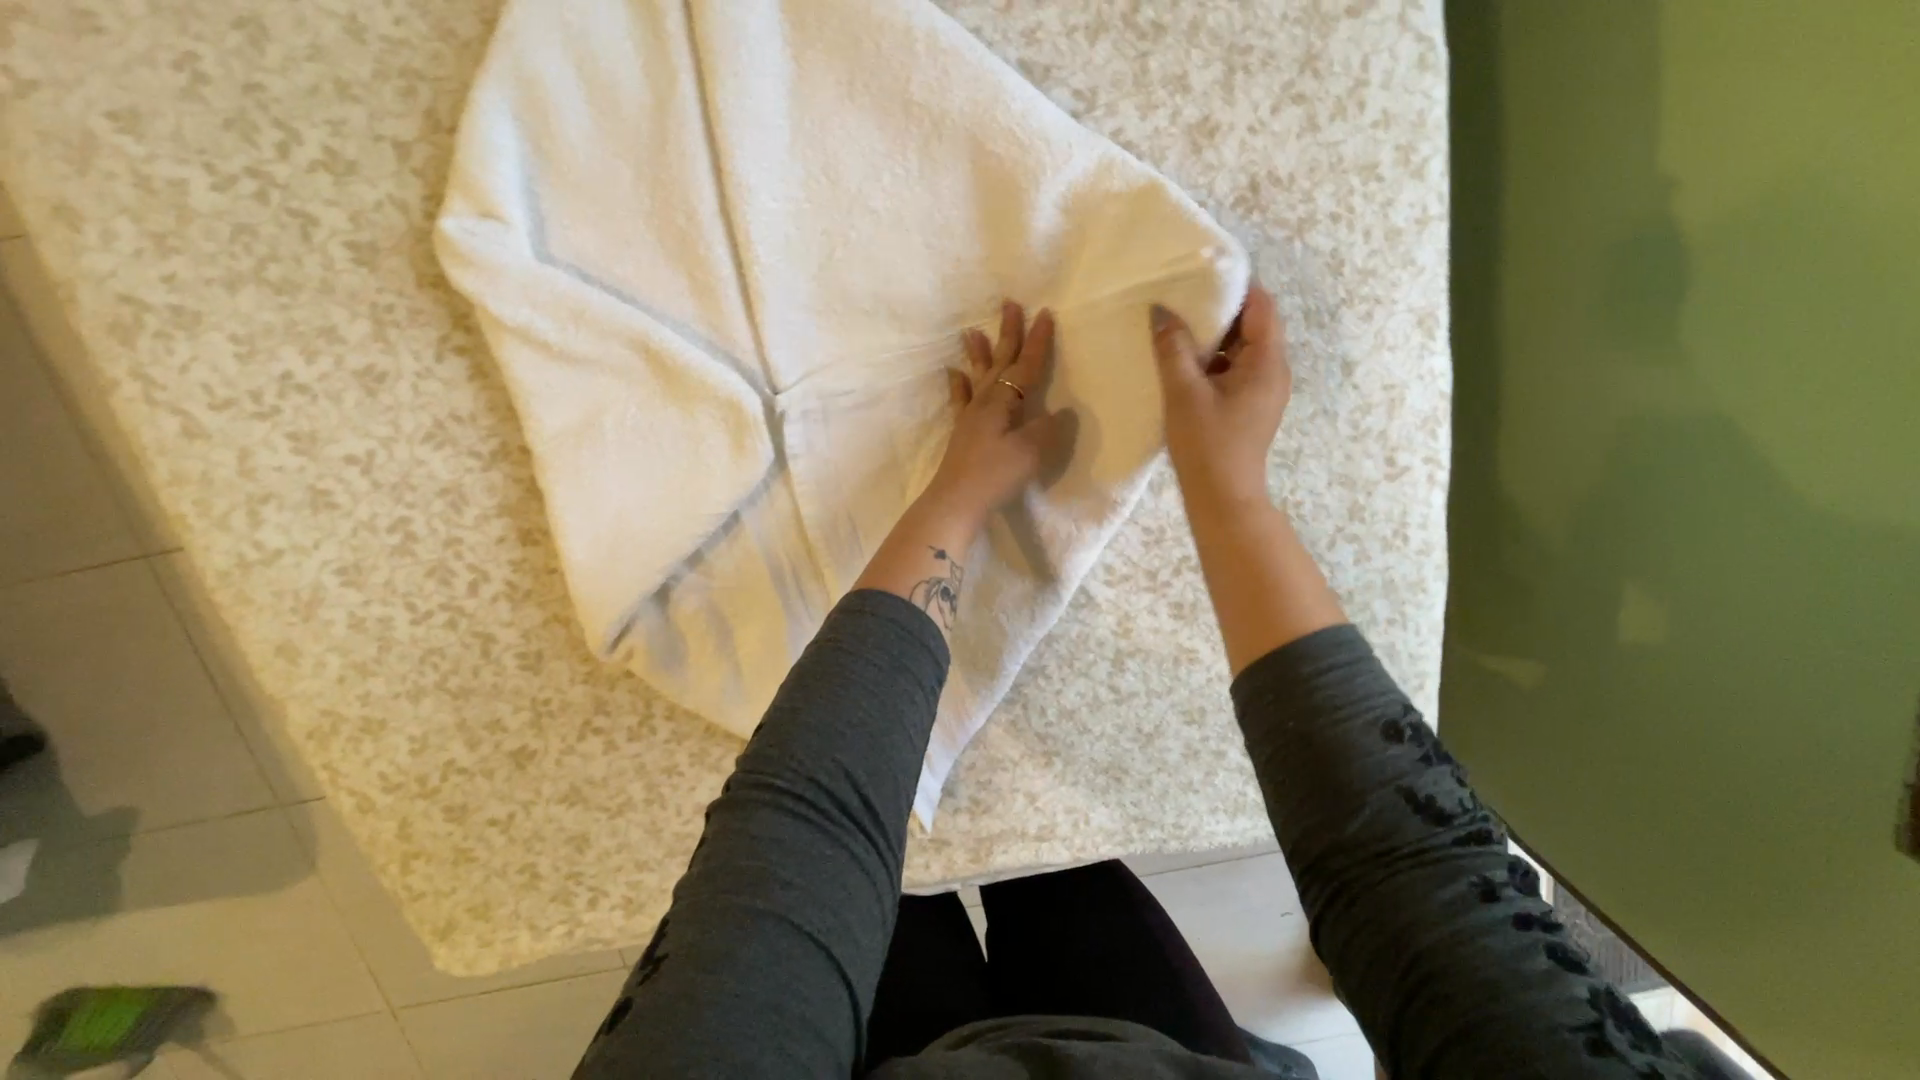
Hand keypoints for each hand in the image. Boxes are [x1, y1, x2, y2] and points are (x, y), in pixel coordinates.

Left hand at [923, 300, 1063, 527]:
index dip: (1038, 342)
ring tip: (971, 330)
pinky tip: (952, 373)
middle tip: (1009, 304)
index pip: (1026, 366)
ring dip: (978, 352)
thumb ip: (1048, 429)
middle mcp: (985, 402)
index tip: (1045, 314)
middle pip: (1000, 362)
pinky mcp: (962, 433)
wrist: (956, 502)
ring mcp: (970, 417)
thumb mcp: (1030, 453)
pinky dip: (958, 384)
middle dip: (1008, 334)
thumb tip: (1060, 412)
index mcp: (1003, 402)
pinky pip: (960, 400)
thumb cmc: (995, 476)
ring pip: (978, 376)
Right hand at [1150, 282, 1291, 509]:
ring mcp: (1262, 390)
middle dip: (1219, 308)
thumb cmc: (1208, 446)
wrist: (1223, 499)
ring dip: (1212, 335)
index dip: (1236, 284)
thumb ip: (1174, 348)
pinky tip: (1181, 358)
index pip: (1261, 306)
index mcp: (1267, 363)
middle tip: (1182, 293)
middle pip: (1253, 324)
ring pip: (1240, 348)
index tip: (1202, 271)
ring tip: (1176, 322)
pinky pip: (1233, 368)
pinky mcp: (1247, 405)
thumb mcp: (1184, 393)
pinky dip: (1212, 358)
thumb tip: (1162, 312)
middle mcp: (1273, 371)